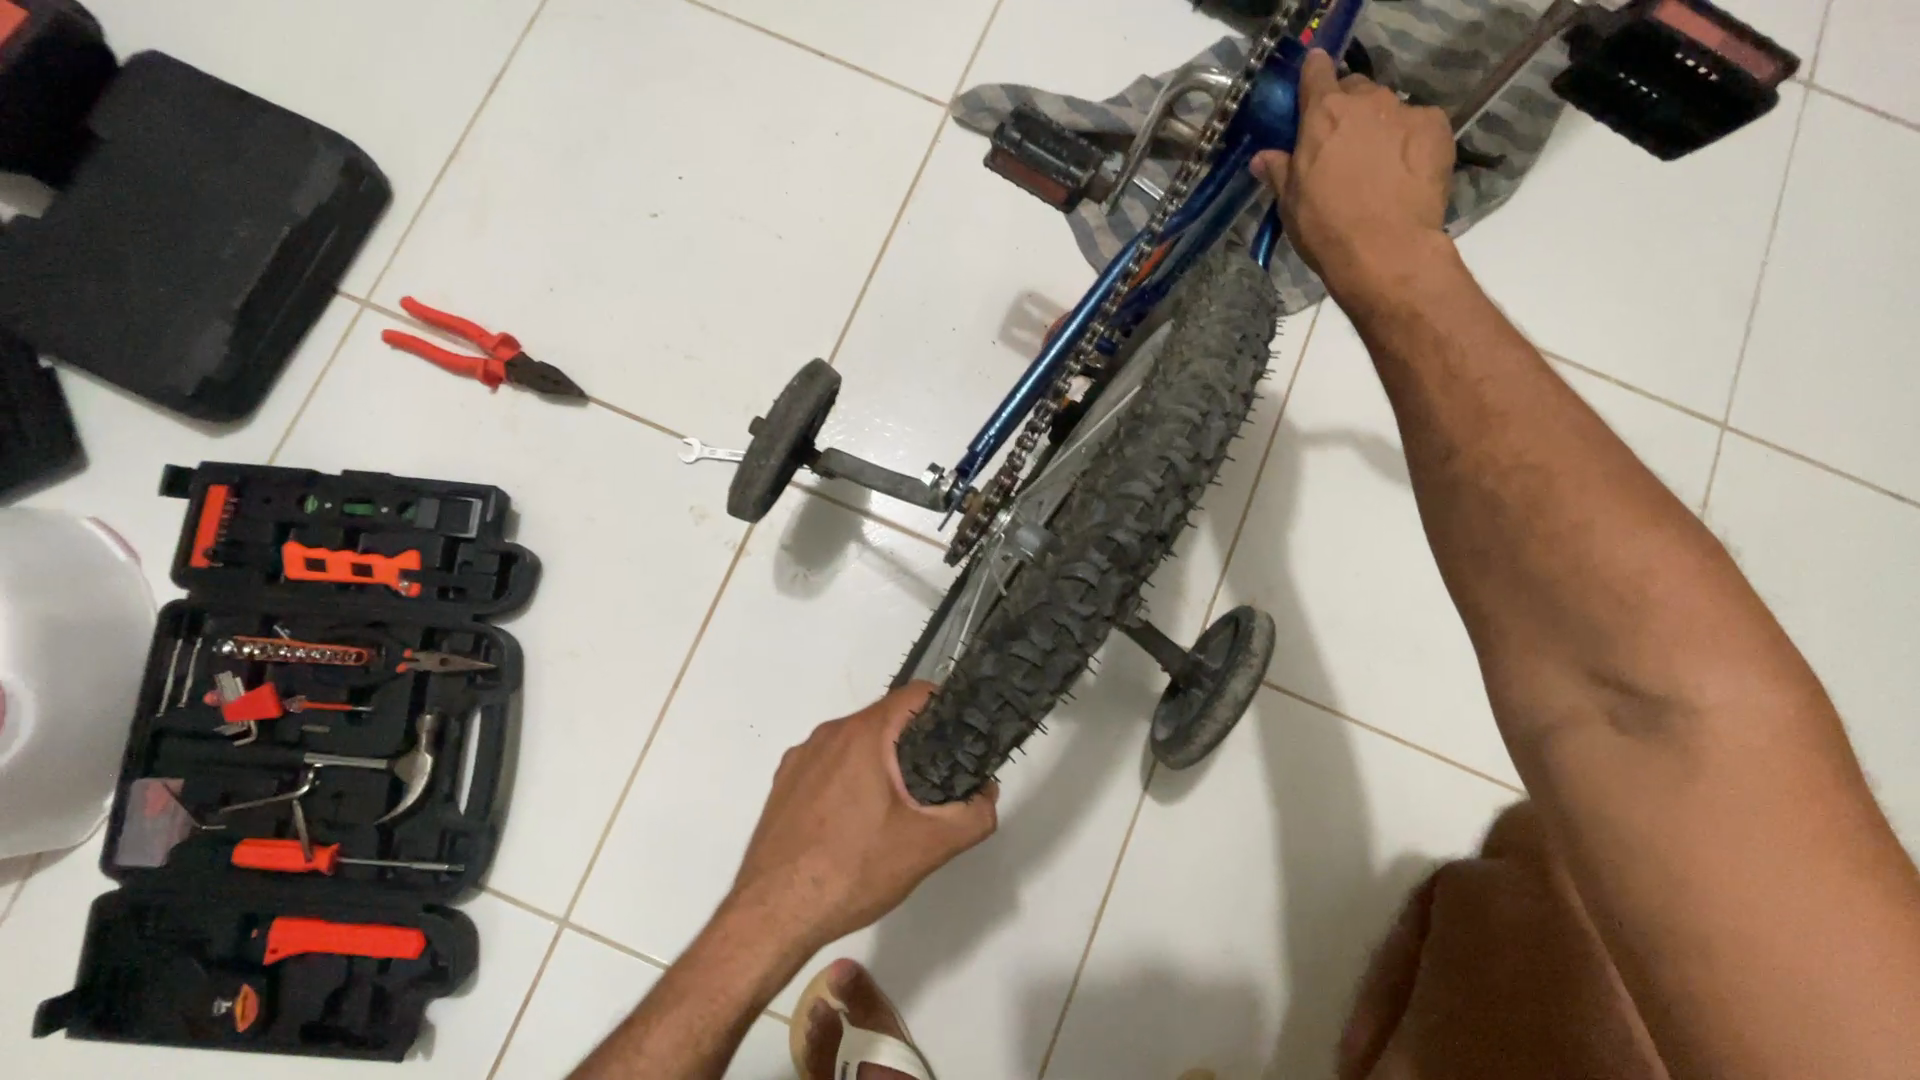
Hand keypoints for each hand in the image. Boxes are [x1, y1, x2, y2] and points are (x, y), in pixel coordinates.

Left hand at [723, 682, 998, 954]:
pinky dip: (850, 783)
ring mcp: (800, 760)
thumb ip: (972, 816)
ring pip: (855, 745)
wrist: (772, 916)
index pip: (916, 694)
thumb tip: (986, 795)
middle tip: (937, 785)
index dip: (947, 708)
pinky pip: (828, 768)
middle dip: (916, 745)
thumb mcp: (928, 847)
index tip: (963, 738)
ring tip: (897, 811)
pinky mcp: (783, 786)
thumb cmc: (851, 871)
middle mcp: (827, 735)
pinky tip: (855, 827)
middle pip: (886, 721)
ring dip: (881, 765)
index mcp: (863, 735)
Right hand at [1252, 49, 1455, 302]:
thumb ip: (1279, 171)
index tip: (1312, 83)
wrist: (1386, 250)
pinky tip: (1405, 170)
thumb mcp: (1290, 204)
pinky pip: (1420, 124)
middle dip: (1348, 109)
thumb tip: (1262, 158)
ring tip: (1378, 164)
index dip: (1313, 75)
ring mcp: (1406, 111)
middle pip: (1356, 90)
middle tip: (1343, 144)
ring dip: (1380, 126)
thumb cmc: (1326, 228)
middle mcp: (1366, 101)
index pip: (1316, 72)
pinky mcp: (1438, 128)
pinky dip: (1411, 140)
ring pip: (1389, 109)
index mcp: (1323, 113)